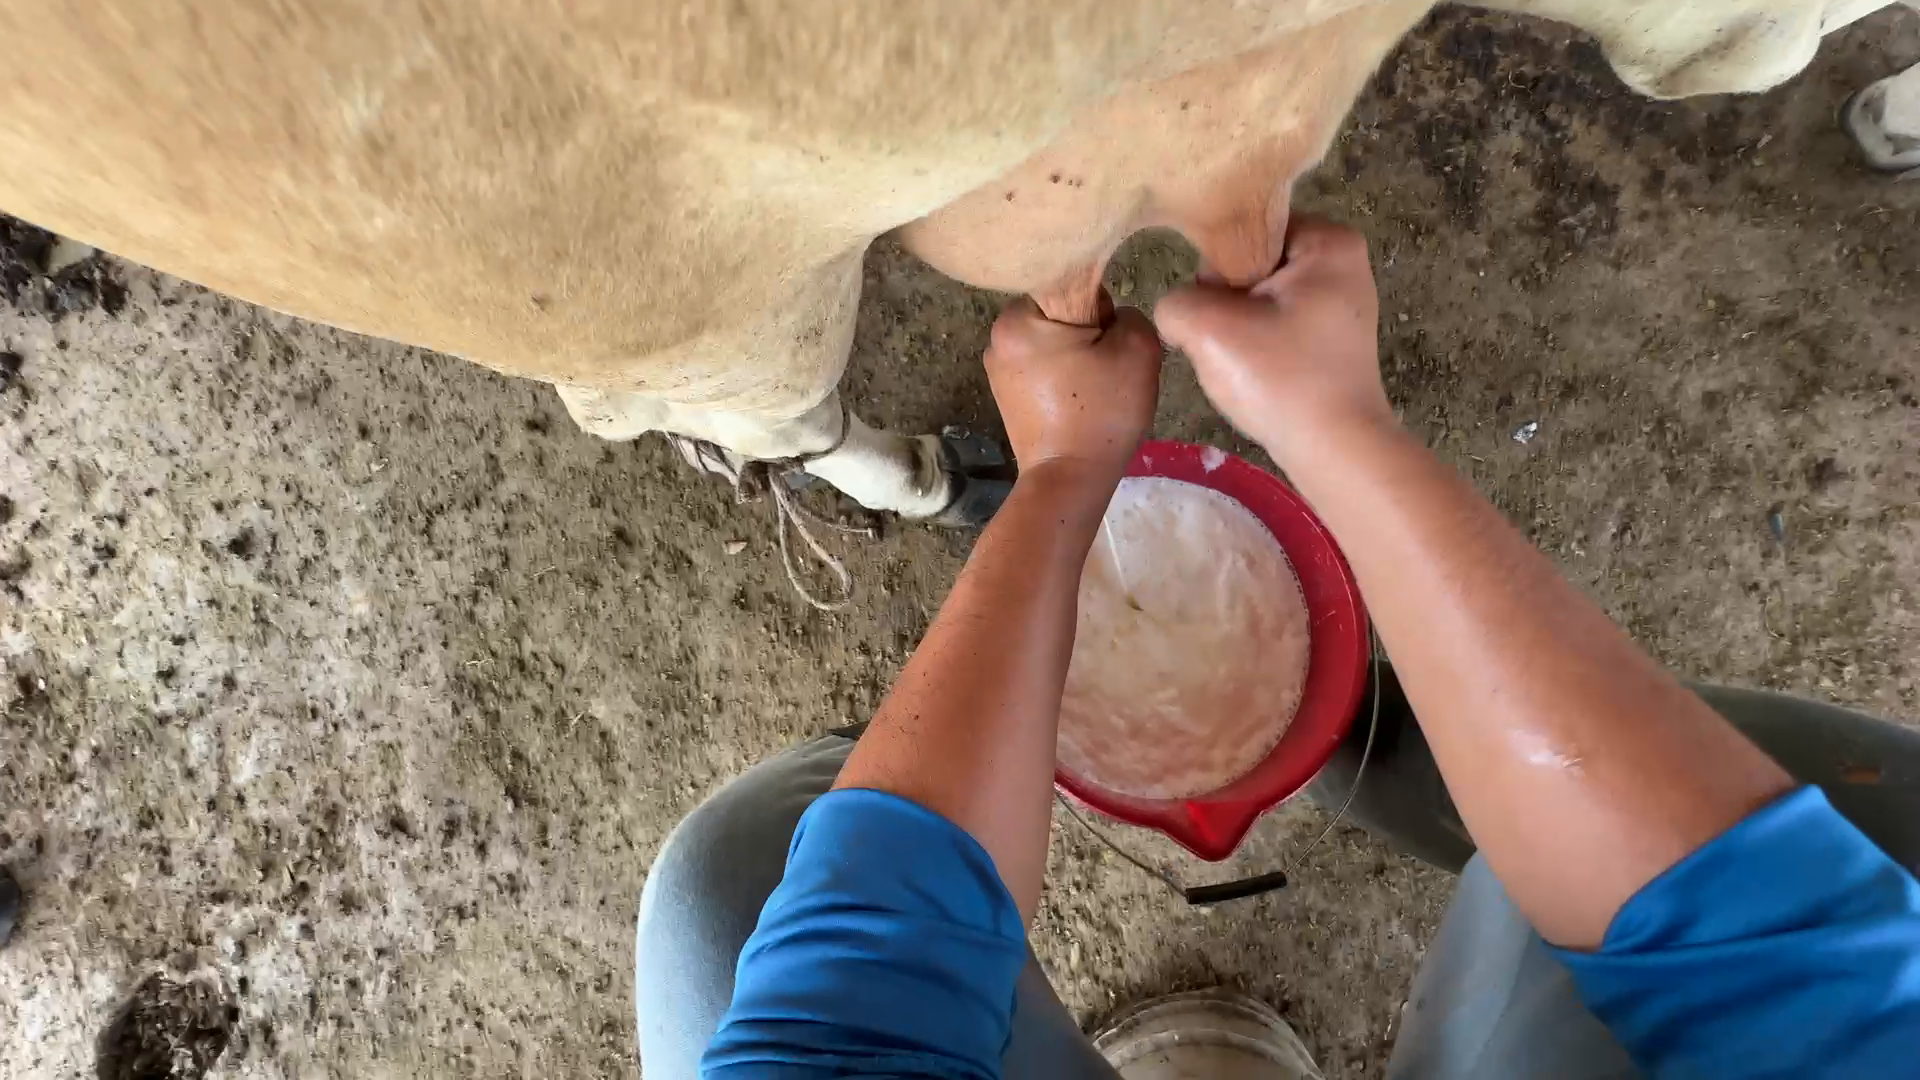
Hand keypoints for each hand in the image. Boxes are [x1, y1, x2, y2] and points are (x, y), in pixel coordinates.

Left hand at [984, 291, 1162, 482]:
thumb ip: (1130, 313)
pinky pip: (1043, 369)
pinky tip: (1076, 403)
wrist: (1070, 479)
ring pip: (1053, 342)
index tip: (1108, 341)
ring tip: (1092, 390)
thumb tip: (1112, 319)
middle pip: (1060, 313)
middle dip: (1087, 333)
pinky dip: (1063, 379)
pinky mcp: (1005, 394)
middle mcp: (997, 337)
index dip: (1101, 308)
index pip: (1071, 282)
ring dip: (1077, 358)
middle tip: (1105, 370)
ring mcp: (997, 368)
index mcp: (1018, 317)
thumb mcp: (1137, 349)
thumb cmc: (1101, 413)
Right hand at [1155, 218, 1393, 464]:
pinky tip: (1255, 376)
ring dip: (1234, 332)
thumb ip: (1175, 302)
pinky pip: (1273, 329)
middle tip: (1225, 344)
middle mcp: (1342, 263)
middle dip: (1224, 304)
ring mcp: (1339, 305)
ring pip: (1256, 302)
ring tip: (1240, 364)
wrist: (1332, 447)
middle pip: (1249, 266)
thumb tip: (1179, 312)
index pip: (1245, 229)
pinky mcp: (1330, 342)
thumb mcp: (1209, 329)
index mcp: (1327, 240)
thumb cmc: (1280, 379)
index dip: (1214, 269)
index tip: (1214, 312)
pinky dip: (1255, 350)